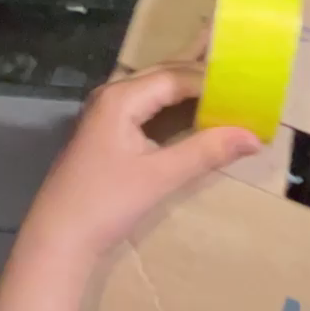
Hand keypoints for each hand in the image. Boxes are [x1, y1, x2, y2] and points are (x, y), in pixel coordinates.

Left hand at [18, 64, 262, 263]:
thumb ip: (205, 151)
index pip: (175, 77)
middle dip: (199, 72)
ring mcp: (104, 110)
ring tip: (220, 79)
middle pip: (163, 73)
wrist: (56, 240)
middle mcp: (111, 93)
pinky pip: (144, 101)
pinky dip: (170, 100)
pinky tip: (188, 106)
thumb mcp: (160, 177)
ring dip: (185, 84)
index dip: (210, 80)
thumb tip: (253, 136)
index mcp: (121, 96)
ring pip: (153, 86)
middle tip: (237, 70)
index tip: (245, 86)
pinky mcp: (104, 128)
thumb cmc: (105, 204)